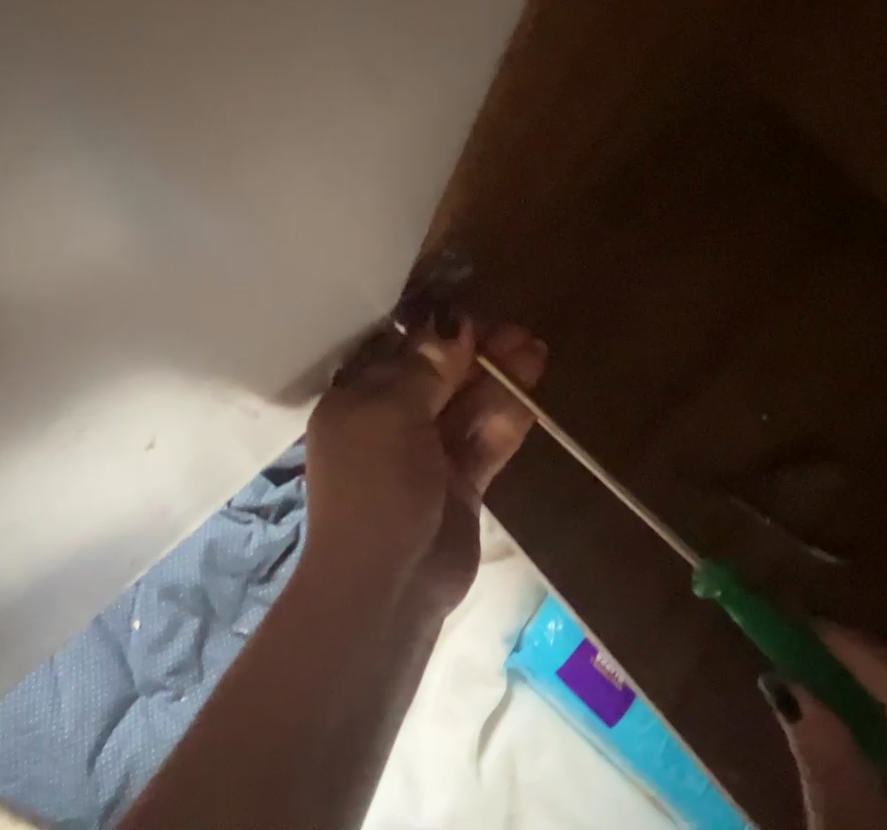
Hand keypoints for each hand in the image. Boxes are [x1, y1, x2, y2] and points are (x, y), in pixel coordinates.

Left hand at [303, 314, 547, 612]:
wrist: (386, 583)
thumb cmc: (374, 487)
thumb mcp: (390, 415)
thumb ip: (424, 369)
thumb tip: (450, 322)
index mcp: (354, 403)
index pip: (392, 353)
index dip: (428, 329)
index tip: (467, 303)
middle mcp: (387, 424)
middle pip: (435, 377)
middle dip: (471, 353)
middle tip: (512, 327)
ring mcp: (425, 455)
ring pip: (464, 407)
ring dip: (496, 380)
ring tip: (533, 347)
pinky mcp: (458, 483)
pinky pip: (484, 441)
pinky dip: (506, 417)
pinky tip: (531, 389)